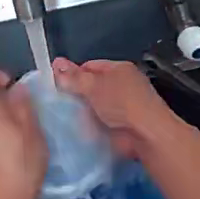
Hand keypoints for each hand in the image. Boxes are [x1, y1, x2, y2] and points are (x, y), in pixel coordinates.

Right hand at [51, 58, 183, 159]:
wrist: (146, 135)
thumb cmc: (122, 103)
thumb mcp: (93, 85)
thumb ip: (73, 77)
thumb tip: (56, 63)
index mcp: (118, 69)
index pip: (89, 66)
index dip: (72, 74)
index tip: (55, 83)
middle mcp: (121, 86)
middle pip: (90, 87)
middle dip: (74, 95)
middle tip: (54, 102)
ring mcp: (120, 108)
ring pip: (92, 107)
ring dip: (79, 113)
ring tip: (60, 117)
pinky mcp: (118, 127)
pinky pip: (97, 123)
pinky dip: (87, 126)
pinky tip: (73, 130)